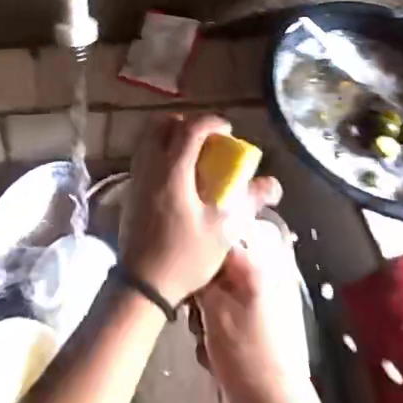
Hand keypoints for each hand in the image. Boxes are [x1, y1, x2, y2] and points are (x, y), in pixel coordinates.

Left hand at [119, 113, 280, 305]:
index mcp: (171, 172)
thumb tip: (271, 184)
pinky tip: (180, 171)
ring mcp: (136, 175)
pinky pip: (144, 152)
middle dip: (186, 122)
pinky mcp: (130, 187)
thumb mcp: (222, 231)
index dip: (209, 122)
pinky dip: (161, 148)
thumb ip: (245, 201)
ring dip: (171, 134)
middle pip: (161, 125)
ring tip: (197, 151)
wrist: (143, 280)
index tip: (228, 128)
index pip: (188, 130)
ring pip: (149, 137)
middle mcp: (149, 166)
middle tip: (210, 137)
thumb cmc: (185, 256)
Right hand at [193, 218, 332, 402]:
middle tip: (190, 305)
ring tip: (201, 334)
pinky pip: (212, 317)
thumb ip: (199, 272)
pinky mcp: (243, 330)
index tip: (174, 248)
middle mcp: (252, 280)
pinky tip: (209, 351)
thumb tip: (185, 238)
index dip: (194, 238)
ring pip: (206, 292)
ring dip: (197, 313)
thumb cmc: (245, 353)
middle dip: (193, 285)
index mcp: (252, 267)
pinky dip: (206, 332)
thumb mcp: (214, 306)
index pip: (217, 231)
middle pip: (207, 264)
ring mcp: (248, 306)